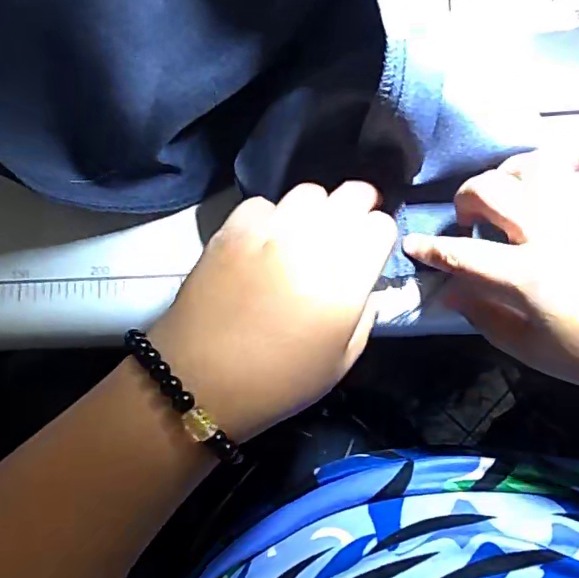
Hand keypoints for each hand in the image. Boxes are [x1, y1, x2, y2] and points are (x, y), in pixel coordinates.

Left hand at [148, 182, 396, 439]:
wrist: (199, 383)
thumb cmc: (278, 383)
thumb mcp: (341, 362)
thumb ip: (364, 315)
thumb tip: (363, 284)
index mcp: (344, 284)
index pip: (379, 227)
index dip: (379, 236)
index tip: (371, 250)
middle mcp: (311, 247)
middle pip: (349, 196)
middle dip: (358, 208)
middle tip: (351, 228)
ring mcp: (268, 234)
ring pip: (308, 193)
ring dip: (316, 210)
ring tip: (307, 234)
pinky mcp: (231, 231)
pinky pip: (263, 204)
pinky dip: (272, 217)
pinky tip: (266, 241)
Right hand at [402, 153, 578, 413]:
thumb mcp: (536, 352)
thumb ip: (488, 319)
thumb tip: (454, 293)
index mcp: (526, 276)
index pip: (460, 252)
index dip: (431, 248)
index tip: (416, 243)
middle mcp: (551, 229)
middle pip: (488, 190)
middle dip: (466, 200)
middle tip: (471, 218)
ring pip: (532, 161)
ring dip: (510, 173)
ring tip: (516, 193)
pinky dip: (567, 162)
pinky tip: (568, 178)